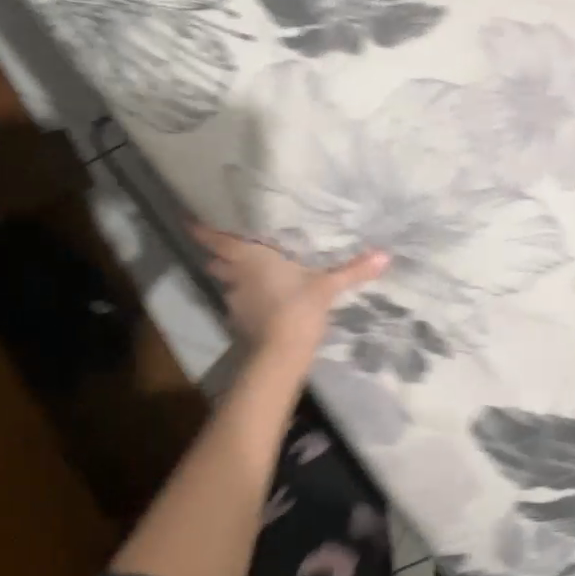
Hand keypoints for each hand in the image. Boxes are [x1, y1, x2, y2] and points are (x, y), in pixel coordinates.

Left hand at [190, 224, 387, 350]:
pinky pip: (237, 305)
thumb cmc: (298, 308)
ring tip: (246, 275)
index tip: (189, 221)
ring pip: (226, 284)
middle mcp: (236, 276)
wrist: (281, 354)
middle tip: (227, 248)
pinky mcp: (239, 323)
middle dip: (218, 256)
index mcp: (251, 258)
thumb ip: (353, 270)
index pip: (217, 240)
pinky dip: (244, 300)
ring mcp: (234, 302)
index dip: (201, 230)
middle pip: (217, 262)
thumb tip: (385, 255)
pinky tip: (258, 302)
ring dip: (232, 279)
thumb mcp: (327, 287)